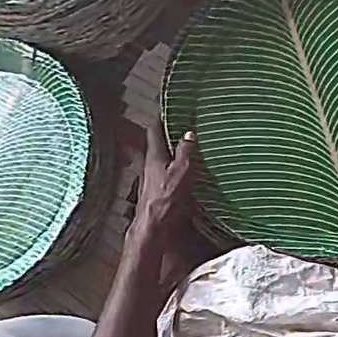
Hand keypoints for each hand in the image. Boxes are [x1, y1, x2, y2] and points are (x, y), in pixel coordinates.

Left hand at [125, 121, 196, 268]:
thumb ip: (185, 152)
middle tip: (181, 128)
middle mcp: (148, 166)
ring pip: (160, 161)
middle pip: (156, 145)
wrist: (154, 227)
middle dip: (167, 137)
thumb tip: (188, 134)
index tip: (169, 109)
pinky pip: (164, 176)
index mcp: (154, 156)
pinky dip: (173, 171)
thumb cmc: (166, 198)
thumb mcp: (182, 171)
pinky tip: (184, 176)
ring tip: (186, 150)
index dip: (161, 118)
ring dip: (171, 155)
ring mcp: (150, 180)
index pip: (154, 130)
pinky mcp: (155, 193)